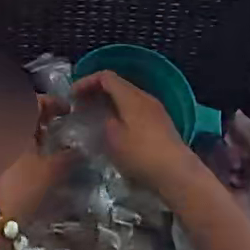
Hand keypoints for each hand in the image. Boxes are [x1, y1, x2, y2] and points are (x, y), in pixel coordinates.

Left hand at [0, 96, 76, 219]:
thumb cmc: (21, 185)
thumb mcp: (51, 170)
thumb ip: (68, 156)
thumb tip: (80, 148)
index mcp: (15, 122)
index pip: (35, 101)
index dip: (53, 102)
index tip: (68, 110)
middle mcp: (1, 129)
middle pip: (22, 114)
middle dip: (41, 117)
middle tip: (58, 124)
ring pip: (13, 131)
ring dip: (30, 132)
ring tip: (48, 143)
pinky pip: (6, 145)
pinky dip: (21, 146)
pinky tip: (32, 159)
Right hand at [72, 71, 202, 192]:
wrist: (177, 173)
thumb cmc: (141, 154)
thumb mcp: (113, 139)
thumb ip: (105, 121)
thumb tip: (106, 116)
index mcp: (131, 96)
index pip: (105, 77)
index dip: (86, 82)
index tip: (72, 97)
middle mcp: (145, 97)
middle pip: (118, 84)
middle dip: (96, 91)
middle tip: (81, 106)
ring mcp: (156, 109)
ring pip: (128, 97)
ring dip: (110, 102)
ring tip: (95, 116)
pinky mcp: (162, 123)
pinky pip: (136, 108)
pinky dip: (121, 111)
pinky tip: (116, 128)